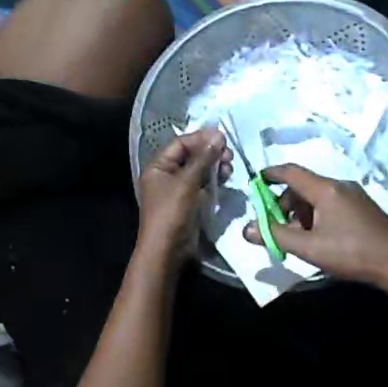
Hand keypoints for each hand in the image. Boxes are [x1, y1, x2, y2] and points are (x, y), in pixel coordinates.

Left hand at [136, 129, 227, 264]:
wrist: (167, 251)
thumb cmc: (171, 213)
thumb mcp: (187, 183)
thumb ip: (203, 158)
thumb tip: (218, 135)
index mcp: (158, 166)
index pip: (180, 143)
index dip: (201, 138)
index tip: (223, 137)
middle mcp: (166, 175)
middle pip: (191, 155)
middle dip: (210, 152)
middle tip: (229, 155)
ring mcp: (178, 189)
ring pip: (199, 170)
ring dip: (215, 166)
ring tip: (229, 167)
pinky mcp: (189, 202)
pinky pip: (203, 184)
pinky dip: (214, 180)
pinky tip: (225, 178)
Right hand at [246, 164, 387, 284]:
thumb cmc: (351, 252)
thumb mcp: (308, 248)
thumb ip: (276, 236)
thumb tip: (247, 229)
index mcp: (325, 189)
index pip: (291, 172)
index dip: (270, 174)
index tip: (254, 182)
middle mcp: (339, 185)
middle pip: (302, 186)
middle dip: (284, 203)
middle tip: (276, 226)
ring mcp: (353, 195)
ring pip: (316, 196)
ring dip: (300, 212)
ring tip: (297, 237)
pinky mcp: (361, 208)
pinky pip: (330, 203)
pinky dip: (315, 215)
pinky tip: (317, 238)